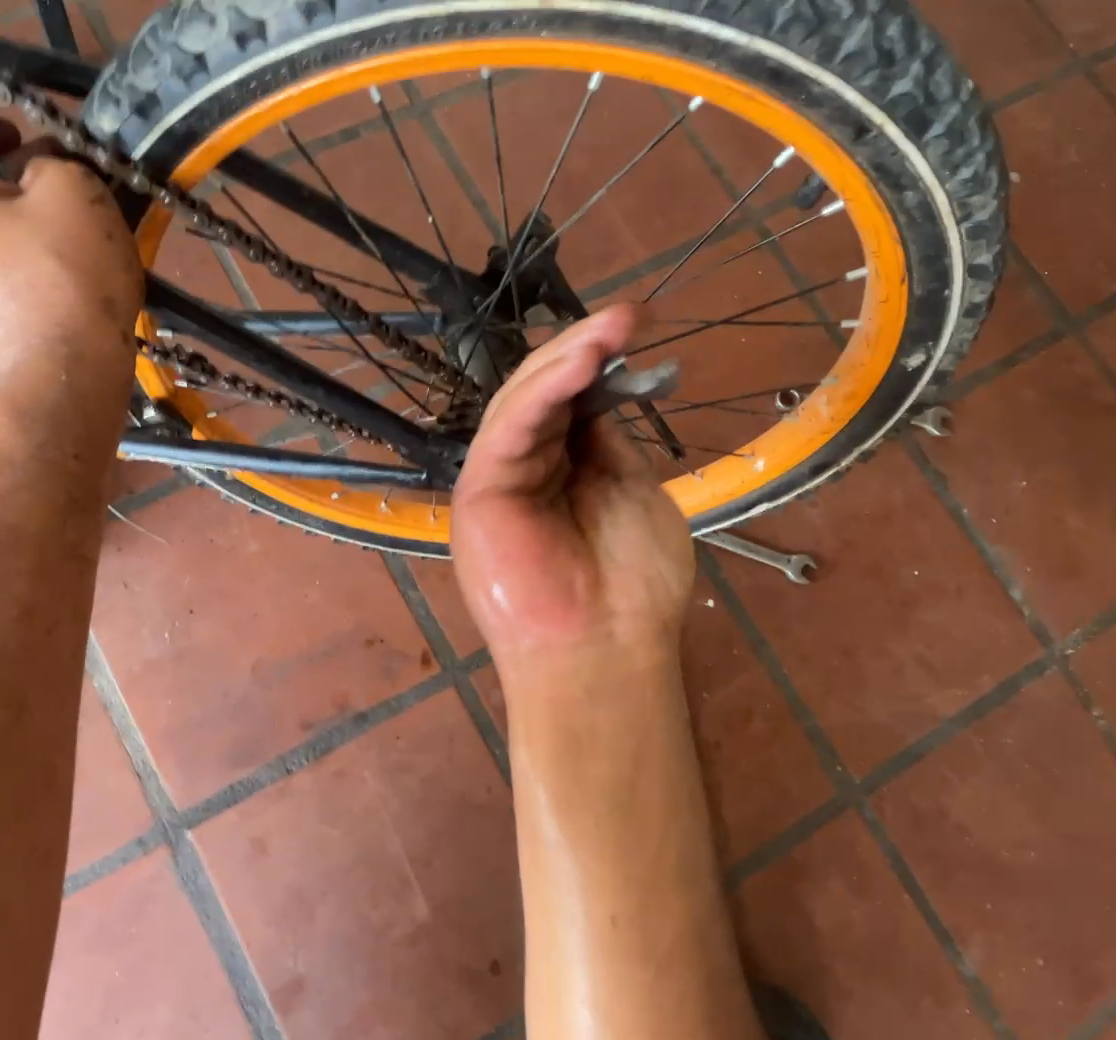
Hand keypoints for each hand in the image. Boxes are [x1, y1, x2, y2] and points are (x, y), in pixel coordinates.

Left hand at [0, 123, 143, 380]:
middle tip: (57, 179)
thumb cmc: (64, 274)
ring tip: (73, 227)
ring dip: (24, 221)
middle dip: (5, 174)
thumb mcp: (73, 189)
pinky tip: (71, 271)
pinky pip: (0, 272)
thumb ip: (51, 161)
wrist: (69, 375)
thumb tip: (40, 175)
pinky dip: (29, 262)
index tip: (15, 134)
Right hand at [451, 305, 695, 663]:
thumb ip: (605, 442)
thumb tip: (602, 390)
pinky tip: (581, 363)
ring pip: (521, 400)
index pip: (567, 400)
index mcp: (560, 467)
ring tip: (612, 328)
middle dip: (583, 348)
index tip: (636, 325)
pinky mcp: (479, 488)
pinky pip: (508, 427)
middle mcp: (525, 465)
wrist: (604, 647)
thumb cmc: (631, 582)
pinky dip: (543, 392)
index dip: (596, 361)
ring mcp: (499, 476)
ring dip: (566, 359)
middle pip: (541, 391)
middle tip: (627, 316)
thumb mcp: (630, 489)